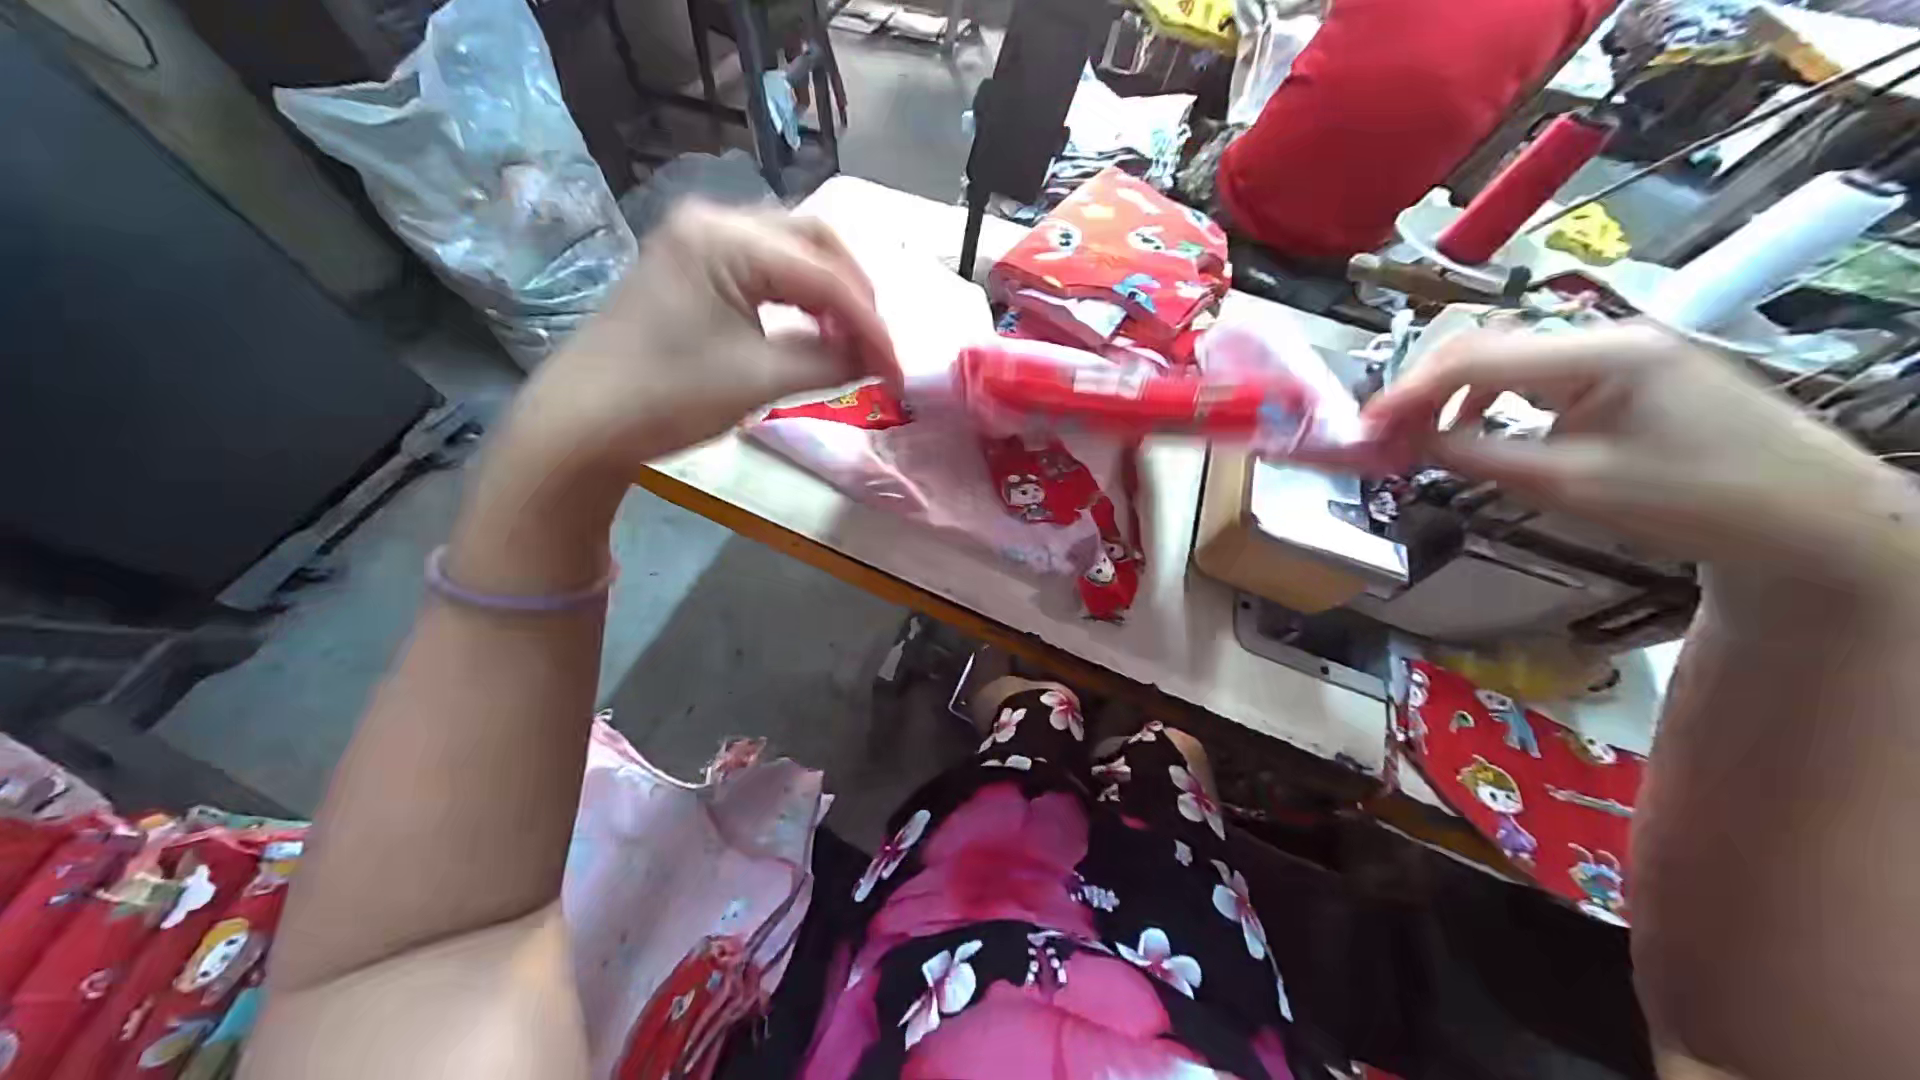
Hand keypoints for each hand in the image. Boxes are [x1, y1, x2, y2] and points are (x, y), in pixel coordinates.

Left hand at [505, 200, 897, 484]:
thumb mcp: (762, 380)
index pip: (824, 277)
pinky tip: (812, 329)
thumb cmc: (669, 398)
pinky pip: (764, 269)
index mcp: (726, 239)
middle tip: (877, 347)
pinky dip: (798, 298)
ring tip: (852, 341)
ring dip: (831, 294)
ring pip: (791, 252)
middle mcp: (713, 222)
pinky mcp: (691, 266)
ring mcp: (698, 240)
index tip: (899, 374)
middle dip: (856, 296)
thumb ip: (833, 361)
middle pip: (815, 242)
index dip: (871, 327)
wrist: (583, 422)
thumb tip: (879, 360)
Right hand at [1362, 322, 1917, 590]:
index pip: (1472, 357)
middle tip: (1383, 432)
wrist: (1810, 519)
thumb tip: (1408, 444)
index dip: (1408, 392)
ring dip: (1449, 393)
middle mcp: (1604, 337)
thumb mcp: (1567, 483)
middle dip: (1421, 388)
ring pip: (1501, 357)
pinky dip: (1485, 399)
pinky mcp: (1619, 373)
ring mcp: (1614, 351)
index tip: (1364, 427)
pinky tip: (1473, 427)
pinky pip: (1529, 374)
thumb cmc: (1694, 501)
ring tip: (1419, 435)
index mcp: (1599, 354)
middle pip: (1482, 345)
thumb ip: (1476, 456)